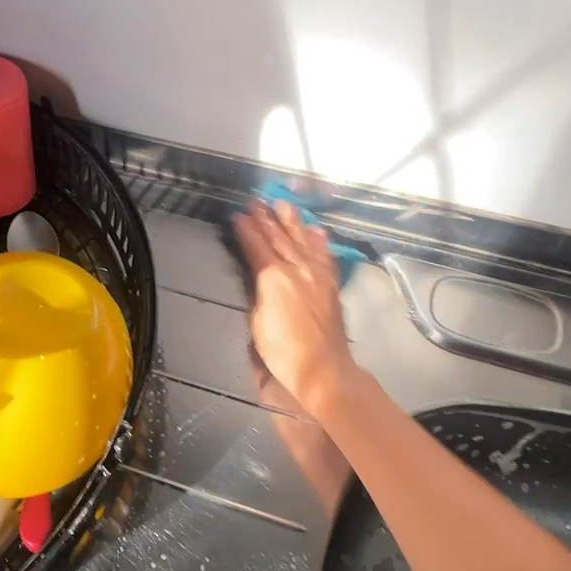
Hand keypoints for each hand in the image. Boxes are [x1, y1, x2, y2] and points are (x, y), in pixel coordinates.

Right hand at [234, 201, 357, 412]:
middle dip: (266, 219)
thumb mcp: (258, 321)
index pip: (257, 246)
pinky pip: (324, 255)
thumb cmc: (283, 351)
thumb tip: (261, 276)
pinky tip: (316, 231)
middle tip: (257, 201)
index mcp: (274, 277)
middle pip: (279, 238)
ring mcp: (317, 274)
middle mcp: (297, 268)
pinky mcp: (331, 284)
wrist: (323, 368)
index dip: (247, 230)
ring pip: (302, 240)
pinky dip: (319, 241)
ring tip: (284, 204)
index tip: (239, 215)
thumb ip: (259, 292)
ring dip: (292, 221)